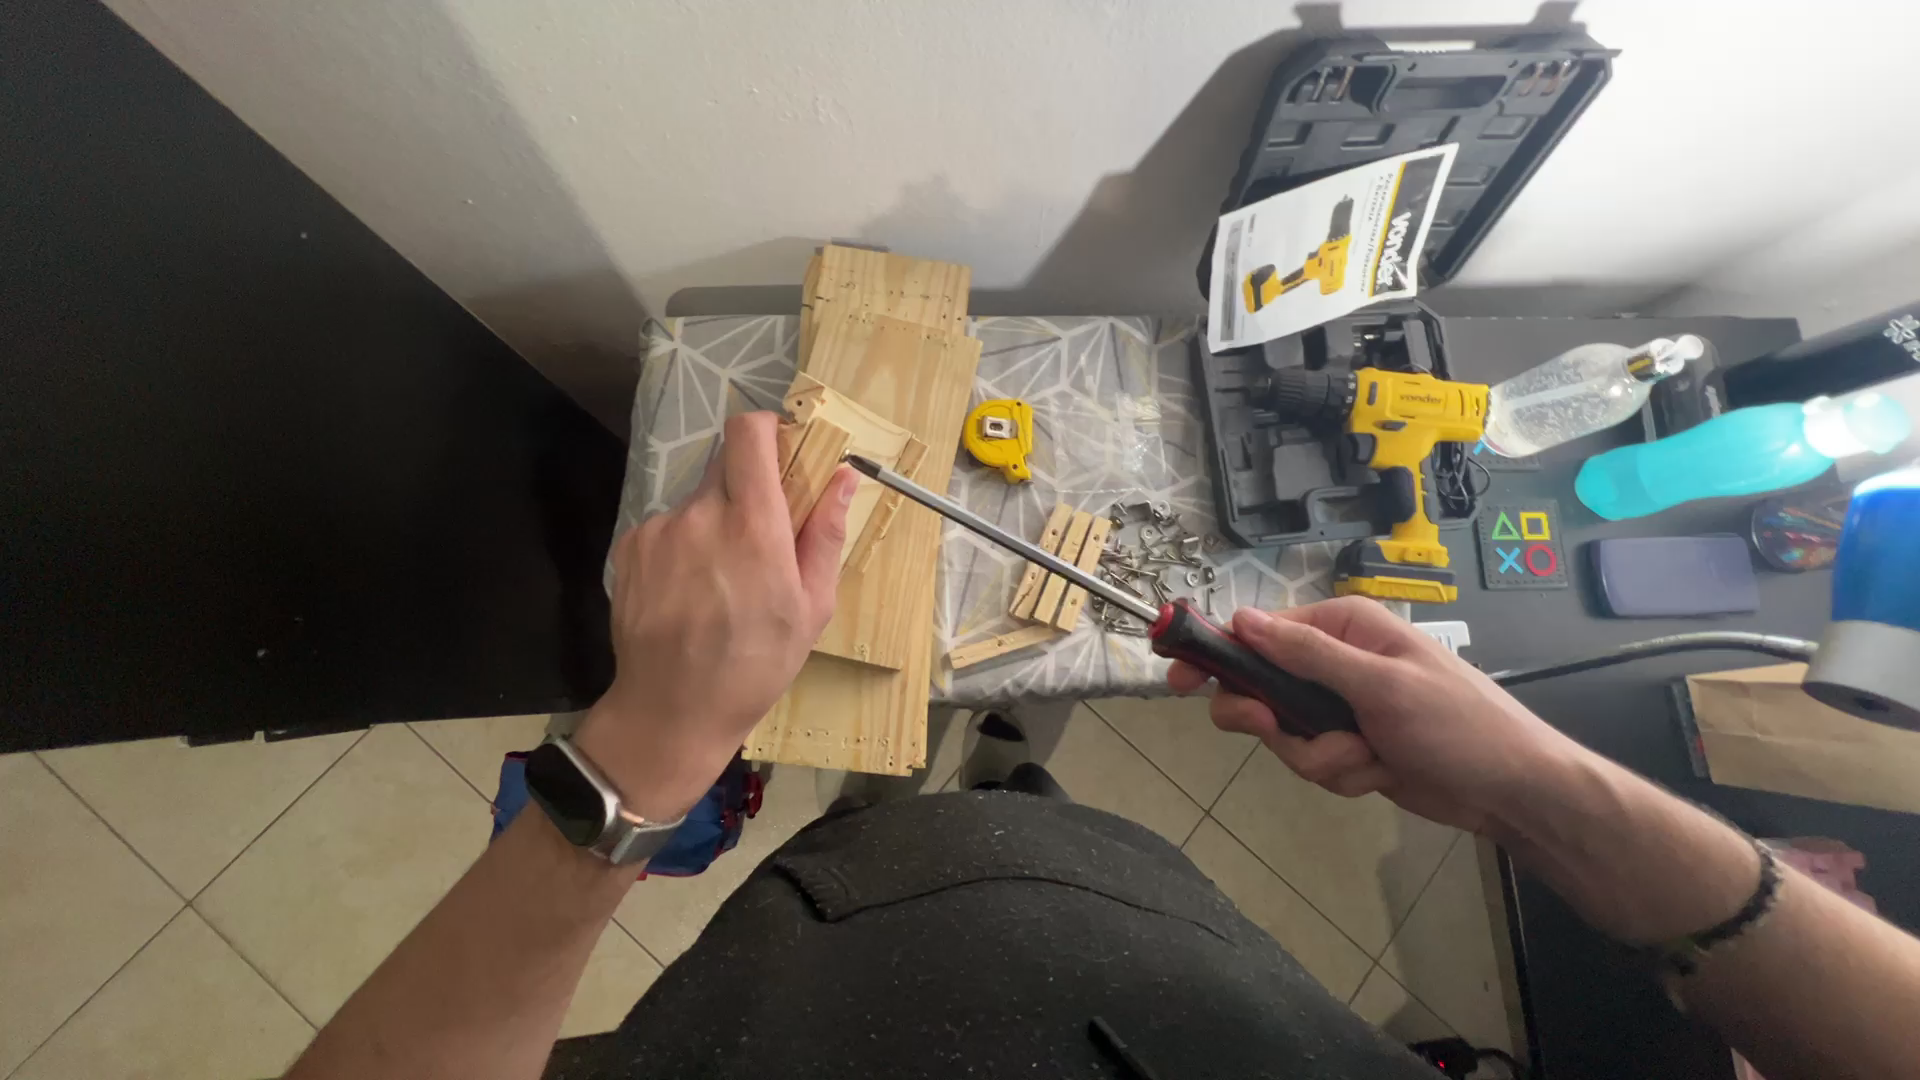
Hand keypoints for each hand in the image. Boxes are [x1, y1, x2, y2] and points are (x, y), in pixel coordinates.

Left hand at [573, 412, 854, 820]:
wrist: (671, 711)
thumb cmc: (758, 663)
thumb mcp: (812, 606)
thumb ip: (825, 533)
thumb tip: (844, 476)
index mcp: (752, 526)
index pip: (749, 434)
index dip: (768, 430)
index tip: (784, 453)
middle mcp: (699, 515)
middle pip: (725, 463)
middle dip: (750, 485)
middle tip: (763, 533)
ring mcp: (658, 530)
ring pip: (698, 499)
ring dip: (717, 520)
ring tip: (723, 577)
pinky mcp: (629, 548)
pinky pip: (669, 525)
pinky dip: (685, 543)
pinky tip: (690, 589)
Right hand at [1167, 596, 1576, 834]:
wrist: (1514, 795)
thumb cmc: (1459, 725)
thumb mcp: (1381, 685)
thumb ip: (1307, 655)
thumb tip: (1241, 619)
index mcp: (1342, 629)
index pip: (1258, 632)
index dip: (1217, 654)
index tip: (1179, 677)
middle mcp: (1332, 661)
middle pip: (1257, 684)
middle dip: (1269, 719)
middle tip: (1272, 729)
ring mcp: (1336, 705)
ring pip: (1280, 731)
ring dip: (1316, 754)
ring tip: (1363, 759)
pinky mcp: (1343, 742)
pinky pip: (1308, 757)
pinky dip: (1337, 772)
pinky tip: (1377, 772)